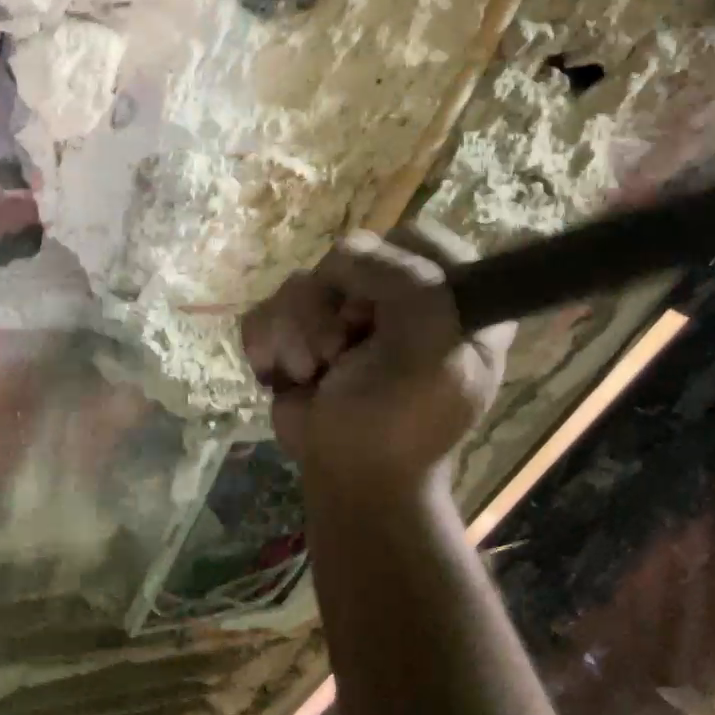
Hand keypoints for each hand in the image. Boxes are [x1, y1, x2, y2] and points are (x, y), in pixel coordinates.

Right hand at [240, 225, 514, 490]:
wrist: (348, 477)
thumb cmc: (400, 423)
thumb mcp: (429, 348)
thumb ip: (407, 283)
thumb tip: (343, 255)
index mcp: (451, 296)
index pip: (417, 237)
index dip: (390, 264)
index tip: (381, 308)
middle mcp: (394, 299)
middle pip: (345, 257)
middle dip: (331, 308)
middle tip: (343, 351)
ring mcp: (337, 316)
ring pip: (297, 285)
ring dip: (297, 335)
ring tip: (311, 375)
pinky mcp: (293, 336)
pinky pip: (263, 312)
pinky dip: (267, 346)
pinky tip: (281, 375)